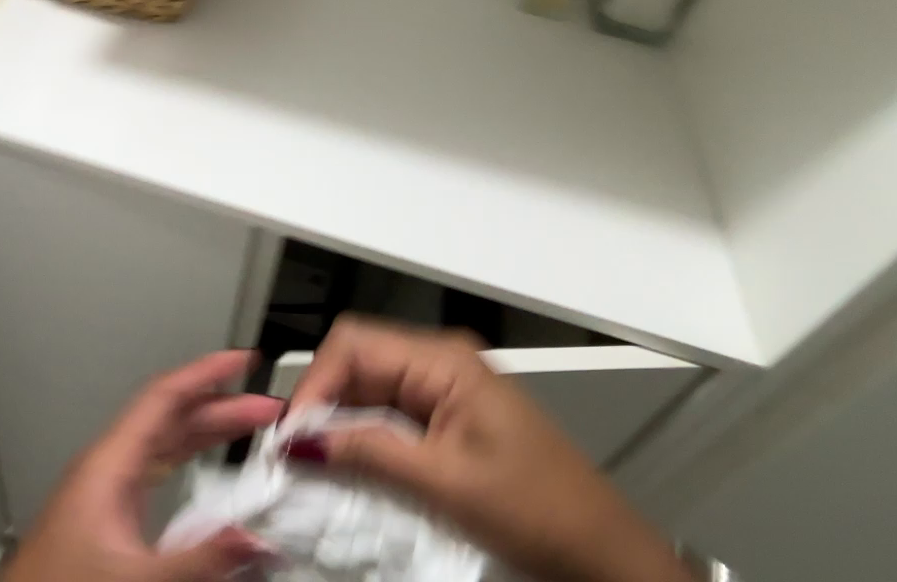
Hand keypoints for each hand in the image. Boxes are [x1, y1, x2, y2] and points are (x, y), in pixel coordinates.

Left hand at [4, 351, 284, 581]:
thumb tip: (252, 540)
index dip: (205, 372)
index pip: (163, 396)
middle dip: (220, 405)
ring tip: (248, 426)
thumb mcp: (139, 575)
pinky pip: (155, 464)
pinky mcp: (105, 509)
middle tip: (265, 405)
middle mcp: (106, 466)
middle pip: (170, 417)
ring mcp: (104, 486)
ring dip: (206, 429)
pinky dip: (187, 455)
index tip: (240, 360)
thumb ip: (201, 558)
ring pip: (163, 440)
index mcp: (108, 464)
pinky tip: (205, 466)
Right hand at [289, 316, 692, 581]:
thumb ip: (370, 453)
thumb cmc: (539, 511)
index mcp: (445, 359)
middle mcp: (441, 361)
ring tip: (316, 462)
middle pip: (358, 360)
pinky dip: (364, 435)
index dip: (316, 382)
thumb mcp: (446, 484)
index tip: (293, 434)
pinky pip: (390, 412)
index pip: (355, 344)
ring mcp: (445, 387)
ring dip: (340, 421)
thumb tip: (303, 441)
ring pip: (370, 387)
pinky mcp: (447, 416)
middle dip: (322, 401)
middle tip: (297, 453)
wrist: (604, 552)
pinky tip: (350, 464)